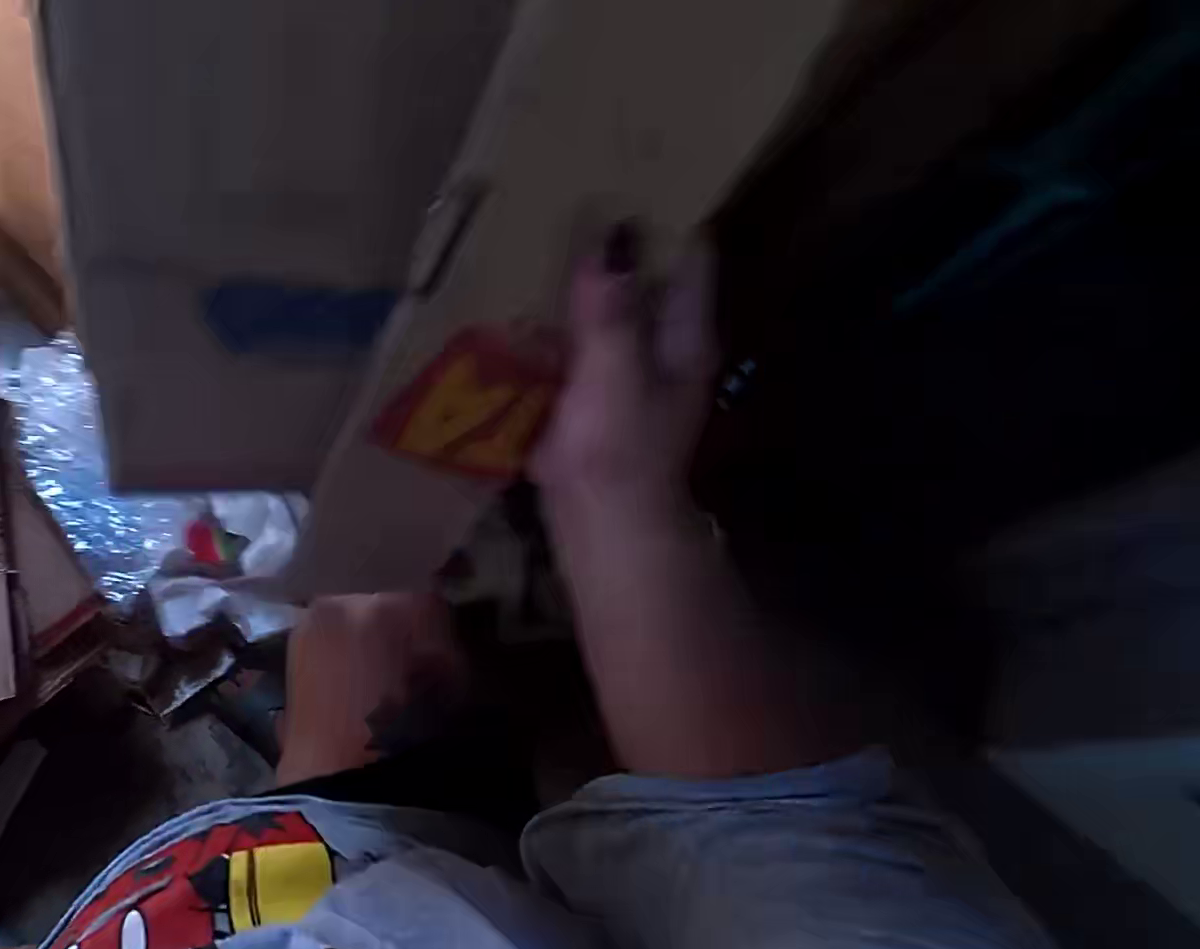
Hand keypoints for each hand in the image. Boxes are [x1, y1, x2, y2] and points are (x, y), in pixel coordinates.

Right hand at [531, 224, 718, 526]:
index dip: (661, 216)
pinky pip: (567, 349)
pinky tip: (513, 312)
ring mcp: (617, 371)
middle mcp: (656, 345)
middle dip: (605, 248)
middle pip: (638, 279)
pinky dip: (547, 331)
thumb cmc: (617, 450)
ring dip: (569, 289)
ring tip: (527, 247)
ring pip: (598, 313)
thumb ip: (613, 312)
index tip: (618, 179)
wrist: (598, 519)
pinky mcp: (583, 395)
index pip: (685, 254)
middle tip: (557, 204)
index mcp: (682, 334)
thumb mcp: (616, 376)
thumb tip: (611, 238)